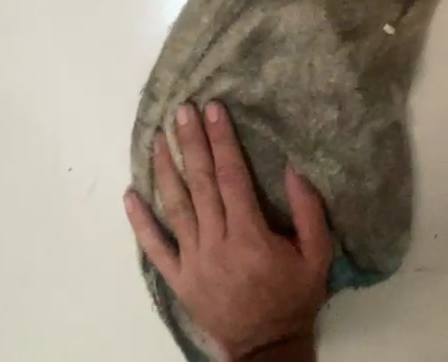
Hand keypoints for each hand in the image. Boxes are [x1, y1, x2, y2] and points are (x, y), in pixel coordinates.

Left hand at [125, 102, 332, 361]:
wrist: (267, 349)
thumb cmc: (294, 297)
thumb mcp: (317, 255)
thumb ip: (308, 210)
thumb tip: (294, 167)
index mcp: (250, 236)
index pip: (232, 177)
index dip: (222, 140)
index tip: (214, 110)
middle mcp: (216, 244)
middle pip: (201, 184)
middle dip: (191, 143)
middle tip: (182, 111)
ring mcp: (193, 262)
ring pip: (175, 207)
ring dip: (165, 170)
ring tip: (157, 138)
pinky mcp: (178, 280)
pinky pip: (154, 248)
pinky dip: (140, 222)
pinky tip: (130, 194)